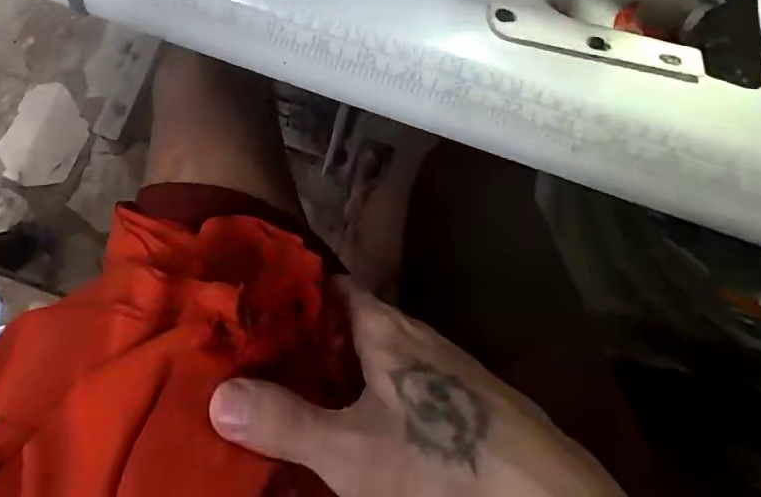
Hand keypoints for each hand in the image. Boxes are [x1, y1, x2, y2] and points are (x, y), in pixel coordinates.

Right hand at [209, 278, 625, 496]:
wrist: (545, 495)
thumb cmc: (440, 458)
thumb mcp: (351, 452)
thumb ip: (286, 421)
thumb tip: (215, 394)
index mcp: (384, 326)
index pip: (331, 285)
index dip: (295, 290)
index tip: (257, 303)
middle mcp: (415, 333)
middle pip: (354, 320)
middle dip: (314, 334)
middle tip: (267, 353)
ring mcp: (445, 366)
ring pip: (382, 353)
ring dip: (347, 366)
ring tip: (307, 386)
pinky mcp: (466, 401)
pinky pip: (408, 382)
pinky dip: (378, 392)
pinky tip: (367, 422)